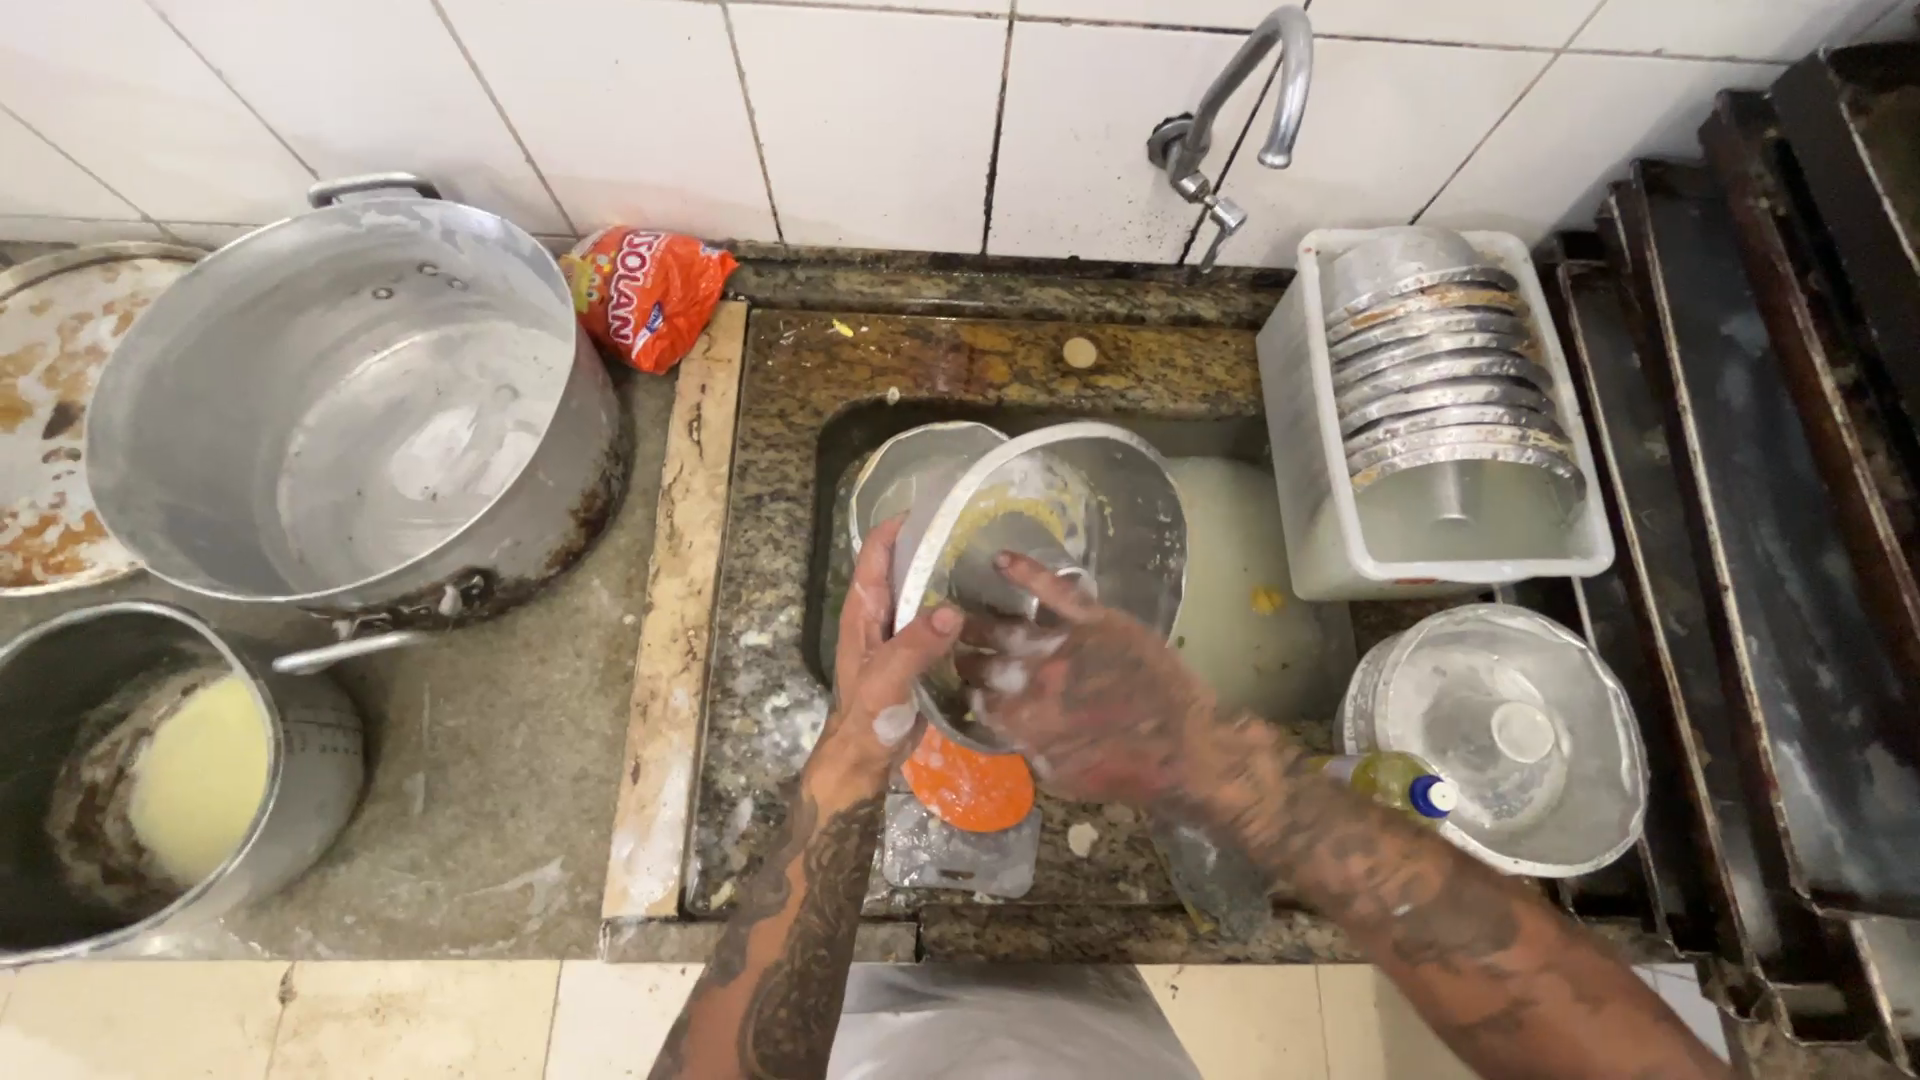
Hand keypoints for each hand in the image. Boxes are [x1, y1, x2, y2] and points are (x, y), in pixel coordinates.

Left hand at [808, 517, 962, 793]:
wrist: (866, 757)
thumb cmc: (868, 715)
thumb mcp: (889, 678)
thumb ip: (916, 643)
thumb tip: (953, 608)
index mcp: (863, 609)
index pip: (876, 551)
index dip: (900, 525)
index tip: (938, 509)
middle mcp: (879, 612)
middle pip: (902, 565)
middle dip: (930, 545)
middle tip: (975, 531)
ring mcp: (897, 632)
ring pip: (920, 591)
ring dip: (945, 575)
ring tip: (986, 560)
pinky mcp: (915, 651)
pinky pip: (934, 618)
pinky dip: (953, 606)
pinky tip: (983, 604)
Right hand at [958, 551, 1271, 809]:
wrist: (1187, 746)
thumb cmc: (1128, 770)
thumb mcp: (1063, 778)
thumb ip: (1026, 749)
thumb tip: (1005, 728)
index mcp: (1025, 721)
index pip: (980, 701)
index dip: (968, 692)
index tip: (963, 684)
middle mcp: (1035, 680)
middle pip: (986, 663)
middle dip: (966, 657)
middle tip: (954, 648)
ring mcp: (1063, 644)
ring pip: (1007, 628)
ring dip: (979, 621)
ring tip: (961, 612)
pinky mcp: (1092, 620)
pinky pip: (1053, 590)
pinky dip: (1025, 572)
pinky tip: (1000, 558)